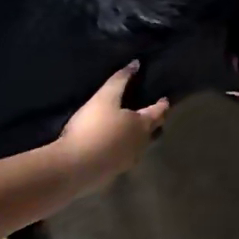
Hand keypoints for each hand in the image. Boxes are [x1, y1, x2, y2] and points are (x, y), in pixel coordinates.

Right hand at [56, 62, 170, 188]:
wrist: (73, 168)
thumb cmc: (93, 128)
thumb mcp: (104, 98)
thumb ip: (120, 80)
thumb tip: (136, 63)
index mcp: (143, 124)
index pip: (159, 112)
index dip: (162, 104)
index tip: (164, 100)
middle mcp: (141, 144)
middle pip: (154, 131)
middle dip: (156, 122)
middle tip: (154, 116)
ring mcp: (128, 161)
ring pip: (141, 147)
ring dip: (140, 139)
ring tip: (134, 133)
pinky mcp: (112, 175)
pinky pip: (124, 160)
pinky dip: (123, 152)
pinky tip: (114, 151)